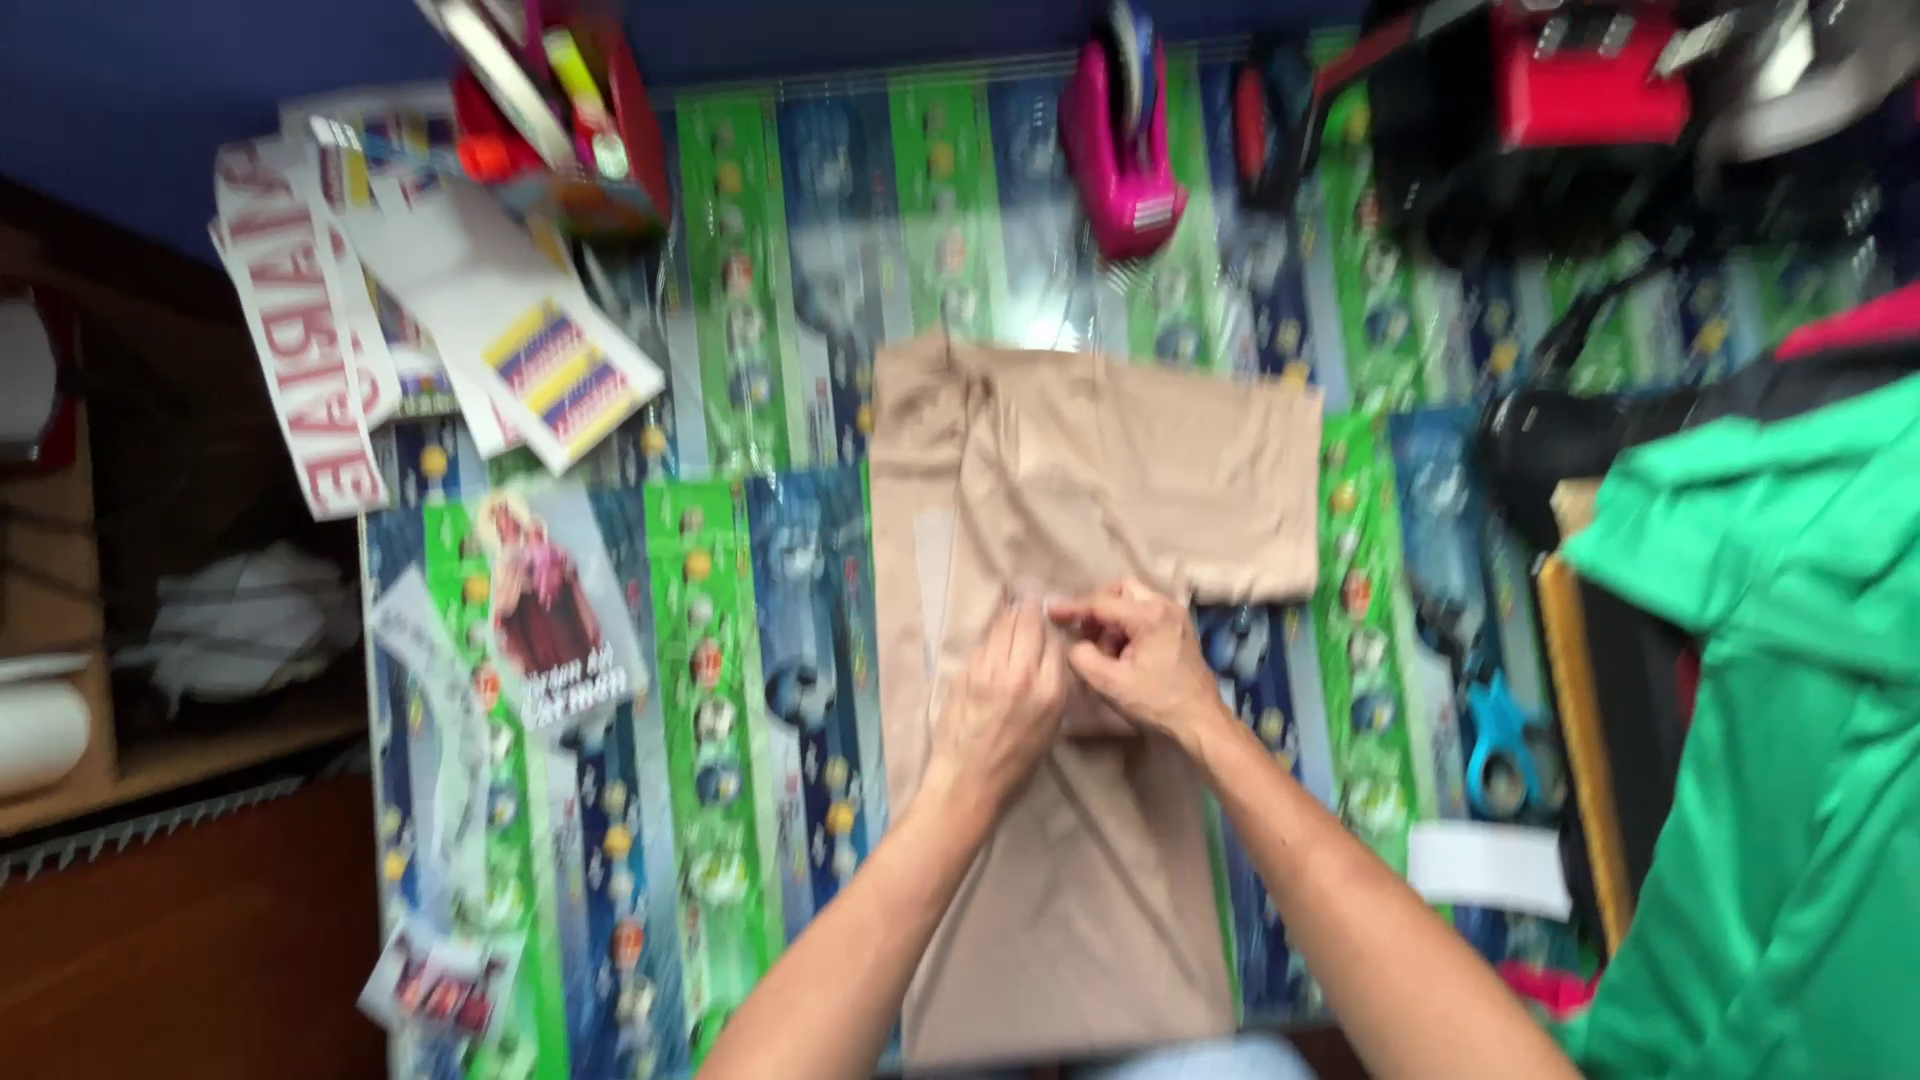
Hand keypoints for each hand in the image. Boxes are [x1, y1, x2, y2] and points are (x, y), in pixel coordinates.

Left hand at [926, 599, 1069, 813]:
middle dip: (1028, 611)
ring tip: (1010, 613)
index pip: (1054, 643)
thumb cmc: (1016, 764)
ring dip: (1007, 619)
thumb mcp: (1050, 728)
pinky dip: (988, 640)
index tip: (1046, 623)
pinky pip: (980, 647)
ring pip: (1001, 629)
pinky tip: (991, 640)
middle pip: (1027, 625)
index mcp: (1050, 693)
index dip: (1050, 630)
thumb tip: (1047, 659)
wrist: (970, 781)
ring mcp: (990, 673)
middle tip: (1028, 603)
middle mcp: (1022, 676)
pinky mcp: (965, 675)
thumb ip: (1051, 690)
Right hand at [1048, 579, 1231, 756]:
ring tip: (1108, 651)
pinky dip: (1129, 625)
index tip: (1051, 612)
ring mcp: (1176, 616)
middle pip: (1121, 590)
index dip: (1072, 607)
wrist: (1201, 721)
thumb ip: (1082, 658)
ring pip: (1133, 600)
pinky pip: (1146, 613)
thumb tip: (1076, 645)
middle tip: (1088, 633)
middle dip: (1099, 608)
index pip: (1101, 603)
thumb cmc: (1157, 702)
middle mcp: (1166, 607)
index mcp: (1149, 616)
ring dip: (1114, 619)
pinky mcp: (1179, 628)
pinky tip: (1124, 653)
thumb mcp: (1110, 684)